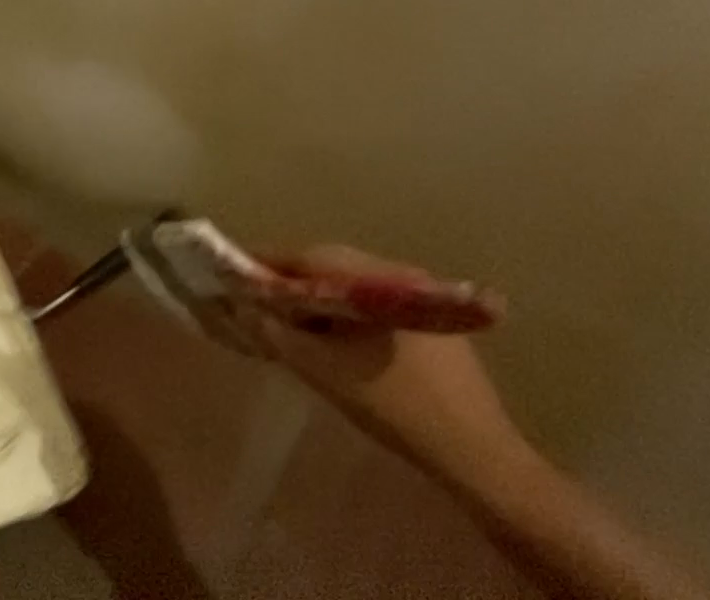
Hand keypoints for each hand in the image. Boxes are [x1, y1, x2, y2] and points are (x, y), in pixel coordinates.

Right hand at [239, 246, 532, 489]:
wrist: (476, 452)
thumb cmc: (392, 403)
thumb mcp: (321, 369)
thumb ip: (276, 333)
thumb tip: (243, 307)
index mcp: (374, 277)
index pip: (305, 256)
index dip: (264, 265)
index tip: (232, 277)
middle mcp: (400, 273)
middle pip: (329, 265)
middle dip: (289, 282)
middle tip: (257, 304)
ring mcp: (423, 296)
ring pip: (352, 284)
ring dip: (317, 298)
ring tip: (291, 324)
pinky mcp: (434, 321)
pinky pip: (374, 302)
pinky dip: (344, 312)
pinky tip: (335, 341)